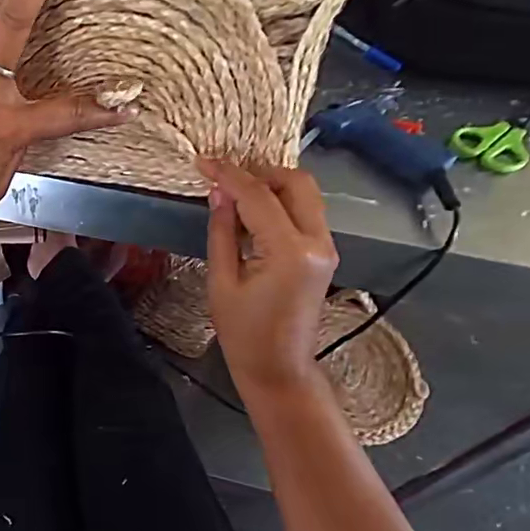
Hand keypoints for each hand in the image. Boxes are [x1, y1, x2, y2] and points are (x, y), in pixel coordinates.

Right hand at [202, 160, 338, 396]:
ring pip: (305, 194)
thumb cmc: (243, 334)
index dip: (228, 175)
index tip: (204, 162)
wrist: (278, 368)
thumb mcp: (222, 282)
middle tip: (224, 176)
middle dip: (259, 171)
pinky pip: (305, 213)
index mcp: (289, 252)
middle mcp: (317, 243)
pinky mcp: (324, 253)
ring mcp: (326, 247)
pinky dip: (281, 202)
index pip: (259, 197)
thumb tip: (219, 194)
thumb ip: (222, 232)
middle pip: (295, 183)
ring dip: (272, 184)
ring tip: (236, 191)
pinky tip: (253, 211)